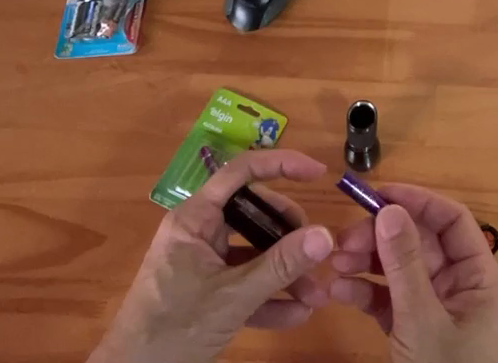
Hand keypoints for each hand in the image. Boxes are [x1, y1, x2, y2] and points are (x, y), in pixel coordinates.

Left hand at [91, 149, 334, 362]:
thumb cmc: (172, 332)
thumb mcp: (231, 298)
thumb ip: (280, 266)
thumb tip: (326, 235)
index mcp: (196, 219)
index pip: (242, 171)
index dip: (282, 165)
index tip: (317, 174)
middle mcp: (200, 233)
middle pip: (256, 215)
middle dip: (290, 237)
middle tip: (318, 254)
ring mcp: (203, 264)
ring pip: (254, 254)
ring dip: (286, 274)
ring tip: (316, 296)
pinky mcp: (206, 294)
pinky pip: (245, 284)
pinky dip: (269, 297)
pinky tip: (297, 314)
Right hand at [328, 183, 497, 362]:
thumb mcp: (422, 322)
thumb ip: (405, 265)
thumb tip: (389, 209)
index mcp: (480, 280)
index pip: (453, 222)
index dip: (419, 201)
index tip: (379, 193)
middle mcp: (460, 288)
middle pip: (421, 243)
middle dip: (382, 236)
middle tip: (344, 237)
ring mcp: (435, 310)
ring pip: (400, 270)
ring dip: (367, 262)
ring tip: (334, 262)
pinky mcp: (412, 331)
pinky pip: (388, 300)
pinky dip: (364, 293)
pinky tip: (336, 290)